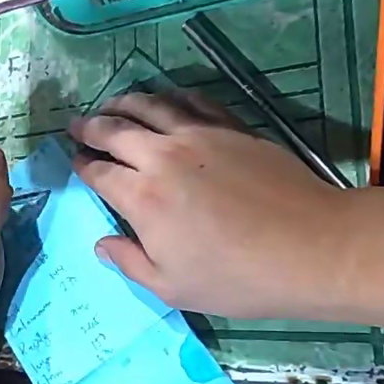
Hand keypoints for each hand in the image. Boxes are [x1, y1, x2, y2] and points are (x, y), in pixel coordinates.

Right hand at [68, 92, 354, 319]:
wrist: (309, 247)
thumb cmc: (237, 277)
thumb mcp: (172, 287)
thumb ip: (129, 262)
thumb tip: (101, 244)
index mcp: (142, 197)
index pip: (99, 171)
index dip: (81, 165)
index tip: (75, 161)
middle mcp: (162, 155)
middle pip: (115, 129)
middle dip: (90, 126)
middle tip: (77, 125)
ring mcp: (199, 135)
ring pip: (150, 105)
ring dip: (123, 102)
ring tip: (112, 104)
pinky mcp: (230, 126)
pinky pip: (192, 100)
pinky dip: (169, 96)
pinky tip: (164, 99)